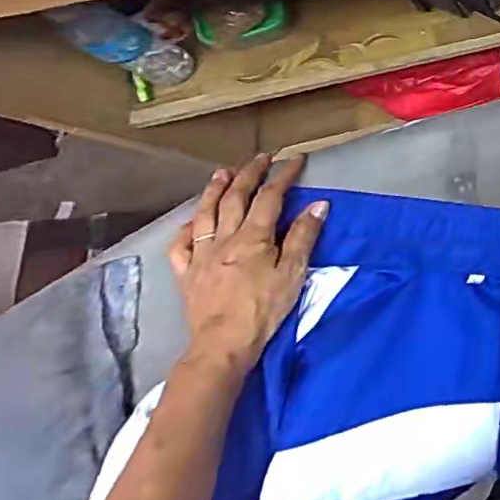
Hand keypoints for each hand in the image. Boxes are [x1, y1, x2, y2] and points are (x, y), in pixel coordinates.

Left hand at [168, 155, 326, 372]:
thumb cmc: (266, 305)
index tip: (295, 160)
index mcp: (253, 238)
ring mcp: (199, 256)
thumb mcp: (295, 270)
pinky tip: (192, 220)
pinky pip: (181, 244)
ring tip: (222, 174)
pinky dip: (187, 227)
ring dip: (215, 191)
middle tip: (260, 158)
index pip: (270, 198)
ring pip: (205, 215)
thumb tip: (318, 204)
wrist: (224, 341)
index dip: (283, 176)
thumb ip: (304, 235)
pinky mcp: (185, 273)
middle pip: (235, 200)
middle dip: (249, 175)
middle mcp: (223, 240)